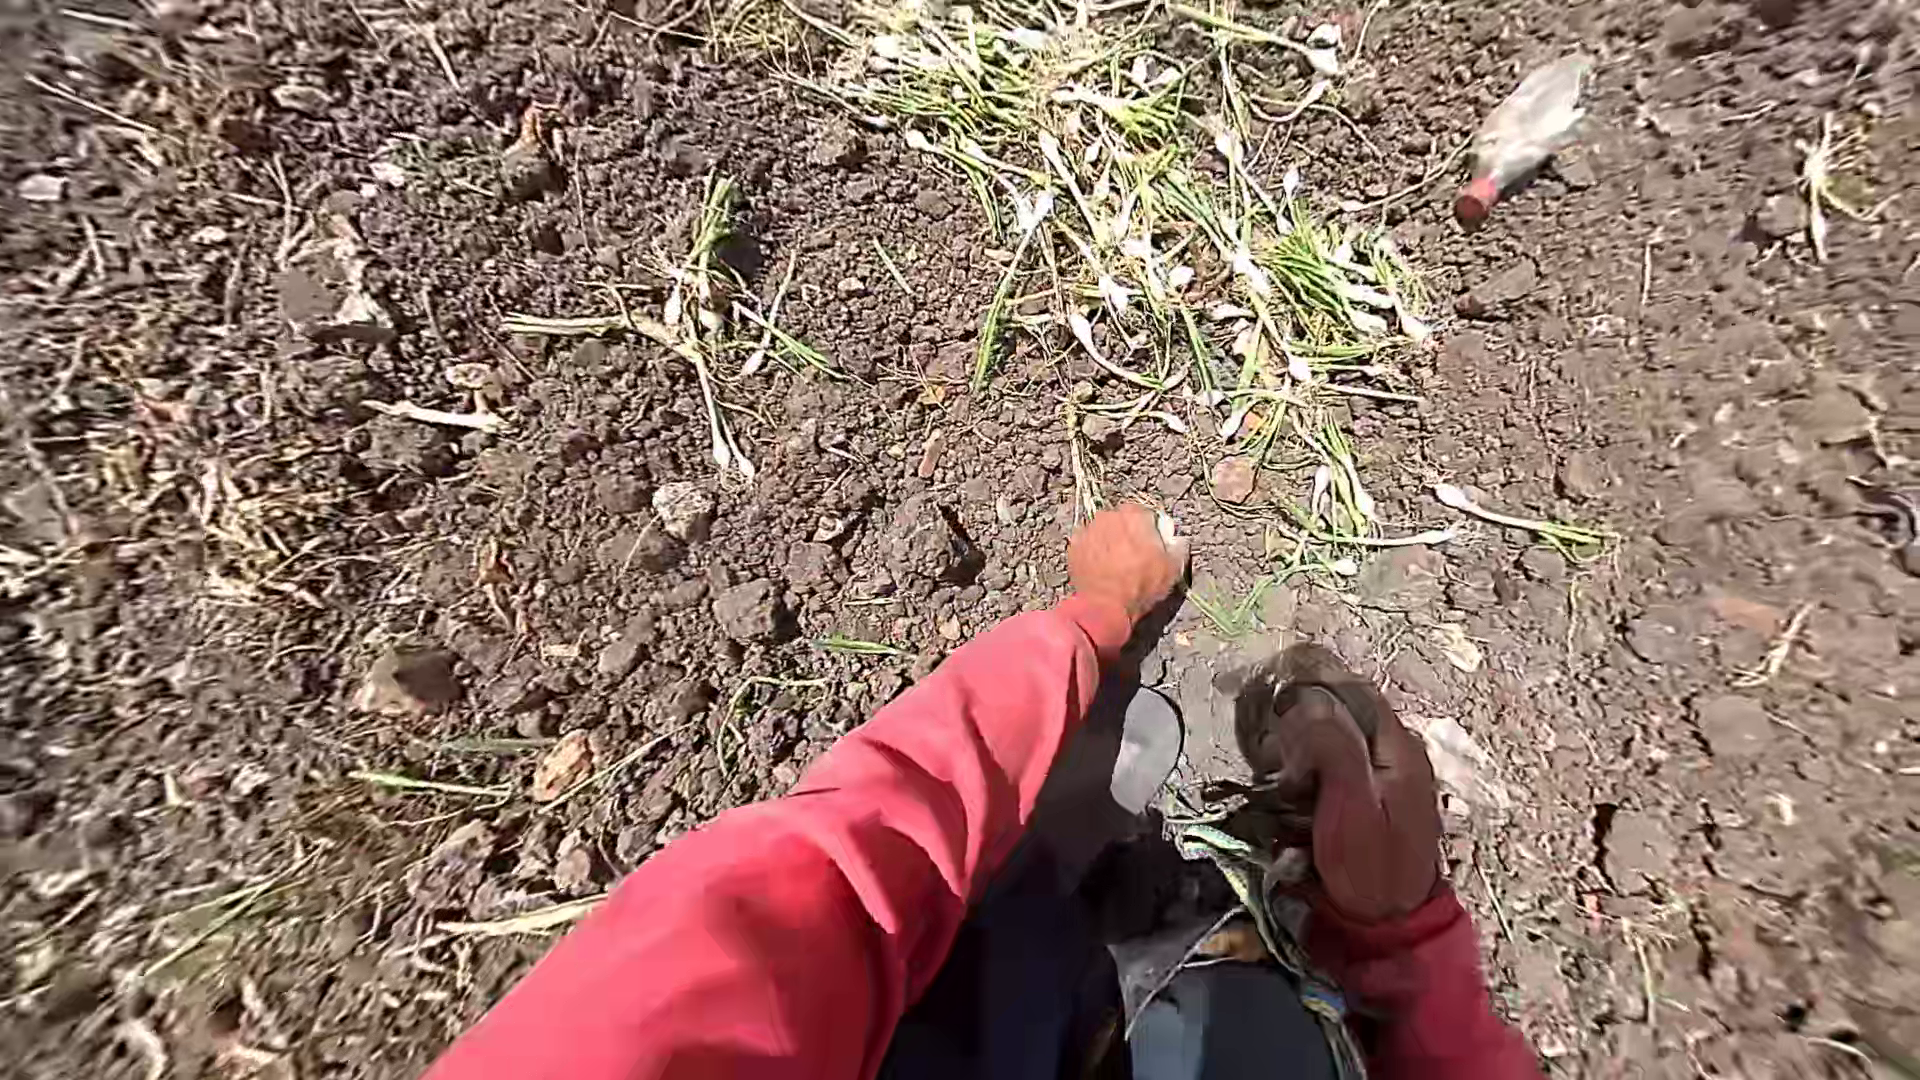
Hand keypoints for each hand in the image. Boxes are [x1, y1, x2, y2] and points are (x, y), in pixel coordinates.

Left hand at [1066, 503, 1186, 620]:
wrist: (1105, 606)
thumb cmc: (1141, 586)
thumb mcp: (1172, 569)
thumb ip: (1178, 546)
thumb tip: (1178, 540)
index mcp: (1133, 515)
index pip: (1143, 513)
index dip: (1147, 530)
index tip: (1149, 545)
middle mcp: (1108, 516)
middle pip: (1119, 520)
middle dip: (1125, 533)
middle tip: (1131, 555)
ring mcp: (1087, 530)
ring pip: (1101, 530)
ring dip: (1107, 540)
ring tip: (1113, 563)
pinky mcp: (1073, 545)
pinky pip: (1086, 543)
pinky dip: (1092, 551)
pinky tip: (1098, 567)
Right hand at [1265, 646, 1440, 922]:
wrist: (1384, 924)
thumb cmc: (1369, 865)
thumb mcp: (1352, 806)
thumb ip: (1335, 747)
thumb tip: (1311, 700)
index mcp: (1397, 748)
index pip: (1351, 689)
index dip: (1310, 685)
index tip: (1273, 696)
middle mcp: (1391, 751)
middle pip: (1338, 708)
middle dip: (1300, 717)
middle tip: (1276, 742)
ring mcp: (1378, 772)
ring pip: (1329, 732)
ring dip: (1299, 741)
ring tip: (1281, 766)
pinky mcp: (1361, 791)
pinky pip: (1327, 757)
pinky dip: (1304, 761)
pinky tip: (1289, 781)